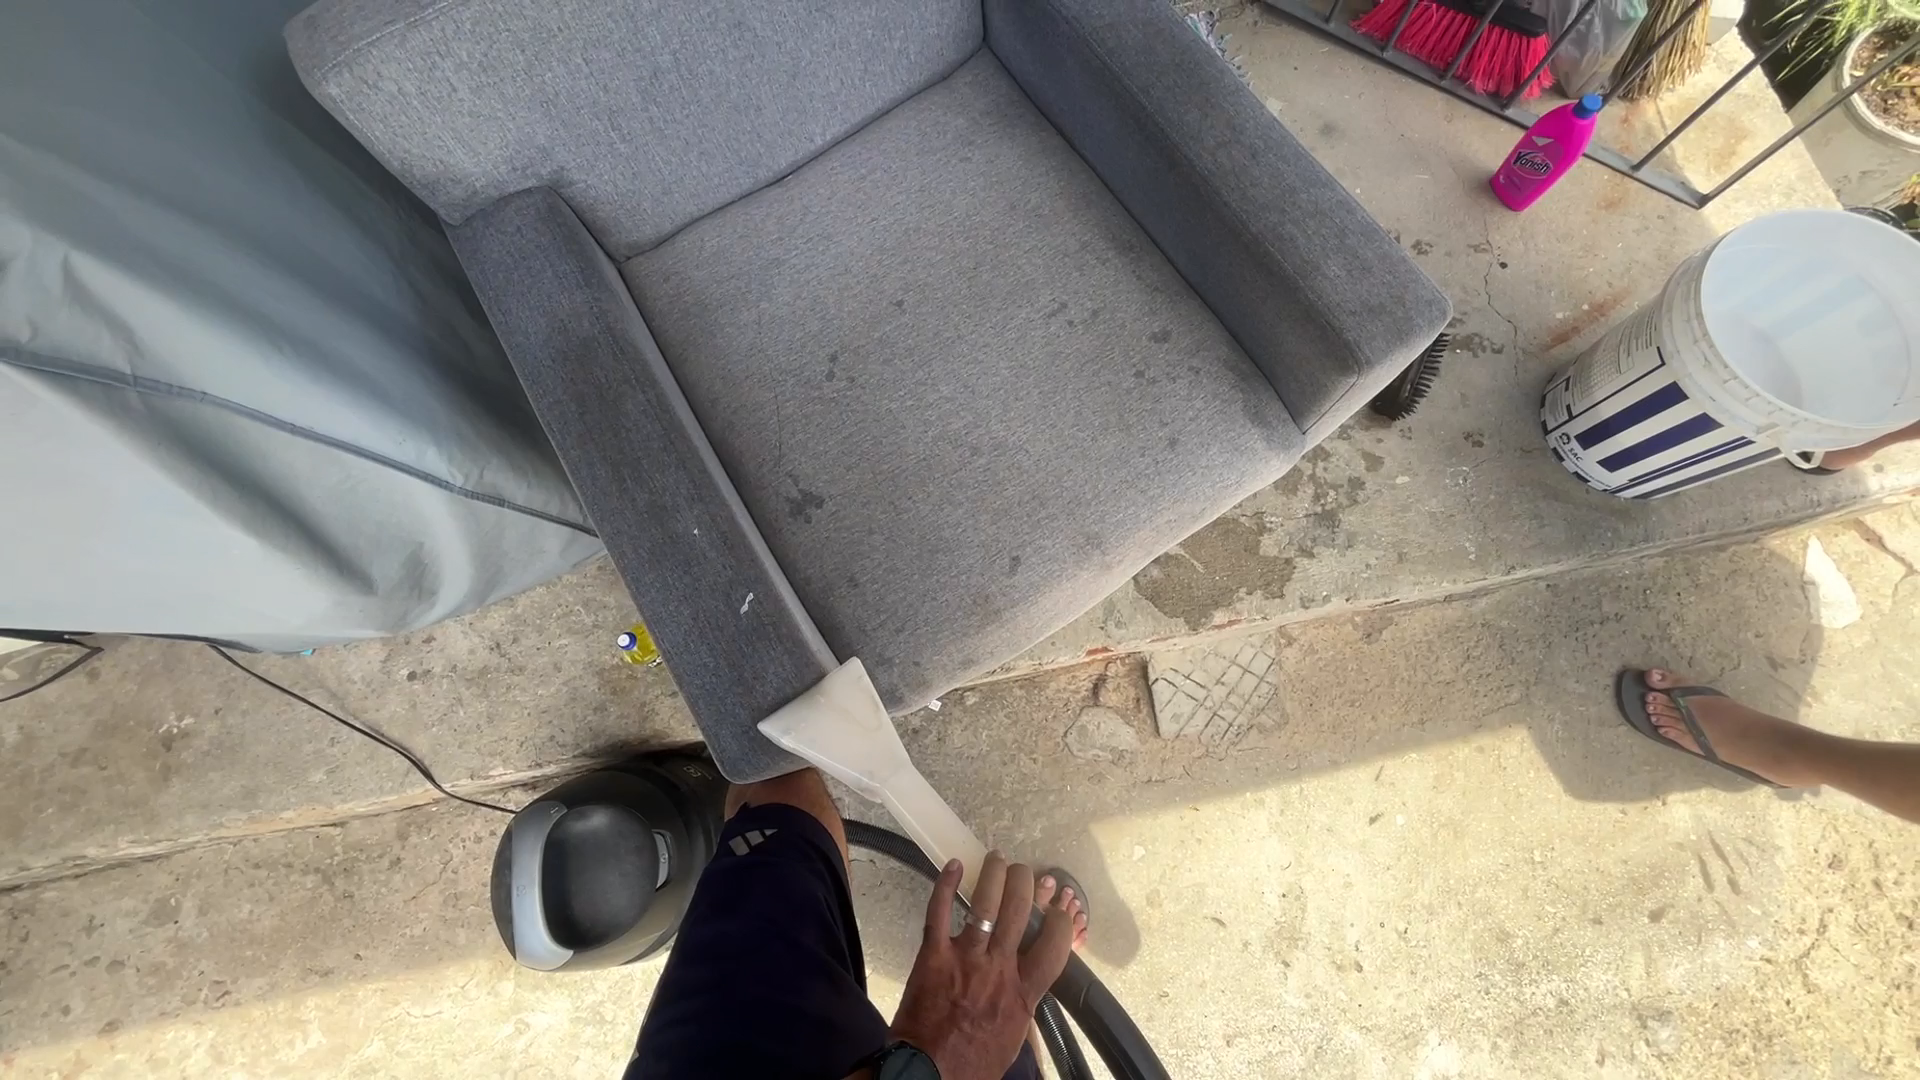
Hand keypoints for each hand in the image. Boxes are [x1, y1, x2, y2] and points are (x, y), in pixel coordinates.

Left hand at [886, 852, 1078, 1079]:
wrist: (928, 1076)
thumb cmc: (972, 1064)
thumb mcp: (1013, 1038)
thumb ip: (1025, 1003)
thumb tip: (1034, 982)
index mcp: (1022, 992)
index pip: (1054, 942)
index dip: (1061, 918)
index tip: (1060, 906)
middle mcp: (998, 968)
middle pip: (1020, 909)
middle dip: (1026, 882)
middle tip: (1024, 871)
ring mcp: (965, 956)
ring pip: (984, 902)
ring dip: (993, 874)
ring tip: (997, 858)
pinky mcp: (933, 953)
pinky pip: (939, 910)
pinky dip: (946, 884)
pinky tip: (954, 865)